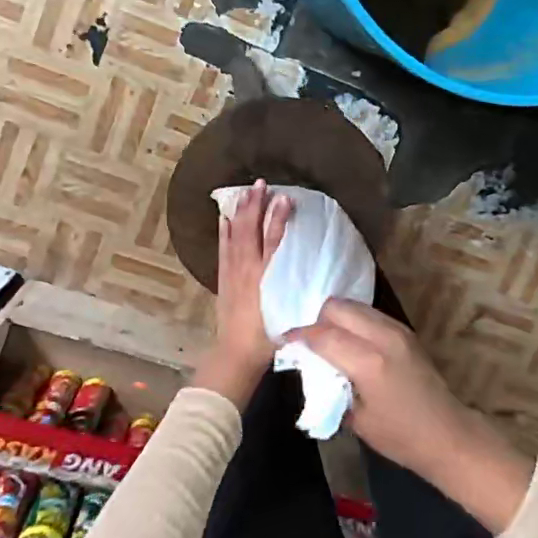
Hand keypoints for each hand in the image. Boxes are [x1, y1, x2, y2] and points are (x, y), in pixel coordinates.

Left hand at [192, 180, 291, 407]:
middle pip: (252, 230)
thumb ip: (299, 290)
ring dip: (241, 212)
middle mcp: (248, 269)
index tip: (286, 198)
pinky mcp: (223, 277)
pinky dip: (224, 231)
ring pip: (236, 234)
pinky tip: (225, 217)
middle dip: (256, 205)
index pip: (274, 240)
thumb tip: (314, 271)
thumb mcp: (290, 312)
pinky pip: (223, 248)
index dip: (280, 218)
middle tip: (261, 183)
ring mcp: (233, 271)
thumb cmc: (269, 337)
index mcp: (267, 277)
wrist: (236, 353)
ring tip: (245, 191)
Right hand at [288, 298, 533, 531]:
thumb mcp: (355, 418)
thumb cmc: (400, 437)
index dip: (299, 336)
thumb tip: (311, 366)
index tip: (284, 341)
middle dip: (317, 320)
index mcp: (368, 361)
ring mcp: (397, 329)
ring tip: (327, 340)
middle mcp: (382, 336)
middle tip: (308, 341)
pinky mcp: (405, 330)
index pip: (323, 335)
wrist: (448, 434)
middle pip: (337, 307)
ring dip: (336, 318)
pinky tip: (349, 341)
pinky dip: (353, 321)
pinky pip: (369, 314)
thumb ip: (330, 385)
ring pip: (354, 305)